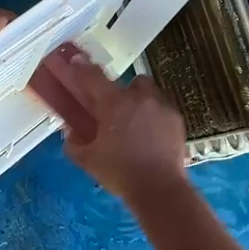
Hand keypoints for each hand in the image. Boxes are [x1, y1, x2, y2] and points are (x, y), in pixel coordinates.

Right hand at [28, 43, 187, 201]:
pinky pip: (162, 109)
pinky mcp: (177, 120)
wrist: (158, 189)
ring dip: (139, 101)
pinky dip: (155, 117)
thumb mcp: (87, 160)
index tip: (74, 60)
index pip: (92, 77)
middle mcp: (139, 97)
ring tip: (135, 123)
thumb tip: (71, 134)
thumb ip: (74, 143)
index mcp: (113, 103)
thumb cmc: (119, 172)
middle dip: (119, 93)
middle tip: (112, 113)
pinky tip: (151, 137)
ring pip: (148, 92)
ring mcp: (162, 106)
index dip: (80, 68)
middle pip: (127, 82)